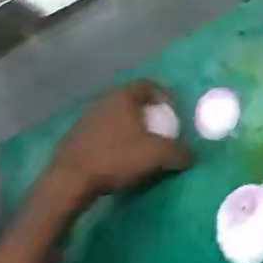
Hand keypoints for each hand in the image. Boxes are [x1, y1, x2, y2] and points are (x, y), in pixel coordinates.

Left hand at [43, 81, 191, 207]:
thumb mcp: (155, 155)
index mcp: (123, 97)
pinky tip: (116, 157)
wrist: (71, 177)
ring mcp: (86, 117)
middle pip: (130, 99)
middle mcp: (104, 100)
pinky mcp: (76, 135)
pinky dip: (112, 139)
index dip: (162, 94)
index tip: (172, 111)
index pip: (146, 84)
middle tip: (158, 129)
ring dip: (128, 126)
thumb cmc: (116, 157)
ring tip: (138, 146)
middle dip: (146, 112)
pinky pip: (101, 131)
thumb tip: (191, 155)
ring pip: (114, 115)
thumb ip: (178, 152)